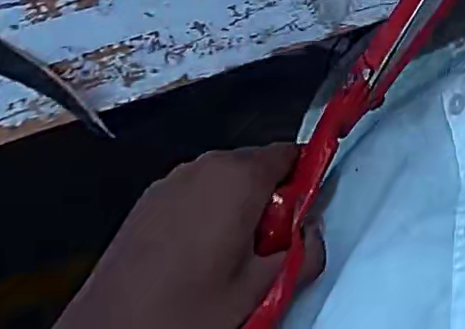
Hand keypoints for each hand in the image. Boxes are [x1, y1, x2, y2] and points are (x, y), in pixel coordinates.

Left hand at [56, 143, 324, 328]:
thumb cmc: (187, 310)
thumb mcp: (256, 293)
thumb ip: (300, 256)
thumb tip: (315, 235)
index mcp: (240, 176)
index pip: (290, 154)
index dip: (303, 180)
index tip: (300, 216)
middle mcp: (209, 163)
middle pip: (256, 166)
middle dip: (268, 199)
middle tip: (263, 249)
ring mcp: (175, 177)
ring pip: (224, 180)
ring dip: (235, 206)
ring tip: (224, 258)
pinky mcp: (149, 197)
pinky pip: (193, 192)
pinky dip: (203, 212)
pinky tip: (190, 256)